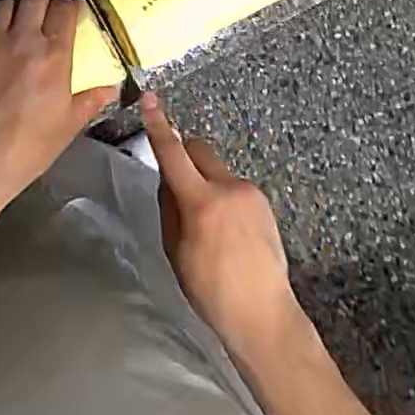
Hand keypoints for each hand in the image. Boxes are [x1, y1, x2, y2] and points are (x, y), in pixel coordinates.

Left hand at [0, 0, 117, 212]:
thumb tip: (112, 88)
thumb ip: (90, 101)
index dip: (69, 8)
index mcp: (53, 55)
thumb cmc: (27, 148)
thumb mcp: (68, 126)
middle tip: (43, 21)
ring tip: (15, 30)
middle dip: (42, 4)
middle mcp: (22, 40)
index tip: (69, 15)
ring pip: (4, 5)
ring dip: (13, 13)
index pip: (64, 9)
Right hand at [141, 92, 301, 355]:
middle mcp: (228, 188)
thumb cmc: (210, 291)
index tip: (150, 99)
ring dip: (204, 181)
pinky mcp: (263, 200)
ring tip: (206, 223)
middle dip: (184, 155)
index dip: (158, 125)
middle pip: (198, 148)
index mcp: (201, 203)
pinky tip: (226, 230)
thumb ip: (168, 206)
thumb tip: (167, 178)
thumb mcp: (175, 250)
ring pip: (215, 169)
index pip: (173, 153)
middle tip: (177, 181)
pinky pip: (233, 186)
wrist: (264, 314)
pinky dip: (222, 196)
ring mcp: (250, 192)